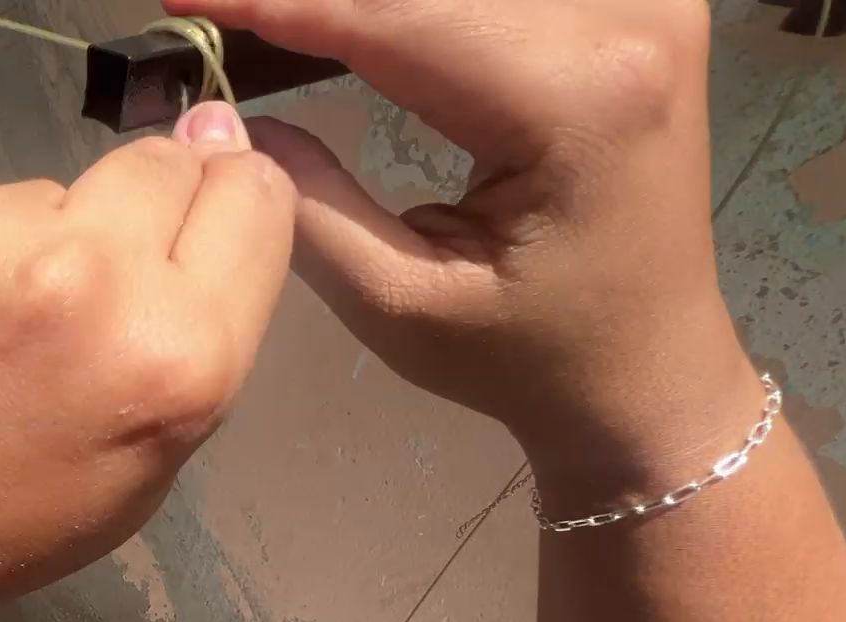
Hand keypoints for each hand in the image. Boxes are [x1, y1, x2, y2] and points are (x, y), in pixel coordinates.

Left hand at [0, 104, 294, 618]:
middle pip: (166, 163)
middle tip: (92, 289)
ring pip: (68, 187)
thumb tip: (215, 171)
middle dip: (146, 214)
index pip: (253, 197)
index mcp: (180, 355)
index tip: (190, 236)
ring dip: (58, 236)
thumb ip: (196, 332)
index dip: (225, 211)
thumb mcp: (151, 461)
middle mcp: (98, 276)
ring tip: (4, 323)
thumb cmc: (14, 522)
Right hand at [172, 0, 759, 488]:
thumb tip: (236, 128)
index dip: (279, 1)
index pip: (393, 16)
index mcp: (572, 96)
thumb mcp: (393, 301)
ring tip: (266, 11)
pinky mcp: (620, 10)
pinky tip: (344, 13)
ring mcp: (636, 0)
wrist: (634, 362)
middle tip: (210, 1)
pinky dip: (398, 0)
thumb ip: (311, 210)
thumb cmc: (513, 352)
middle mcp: (625, 15)